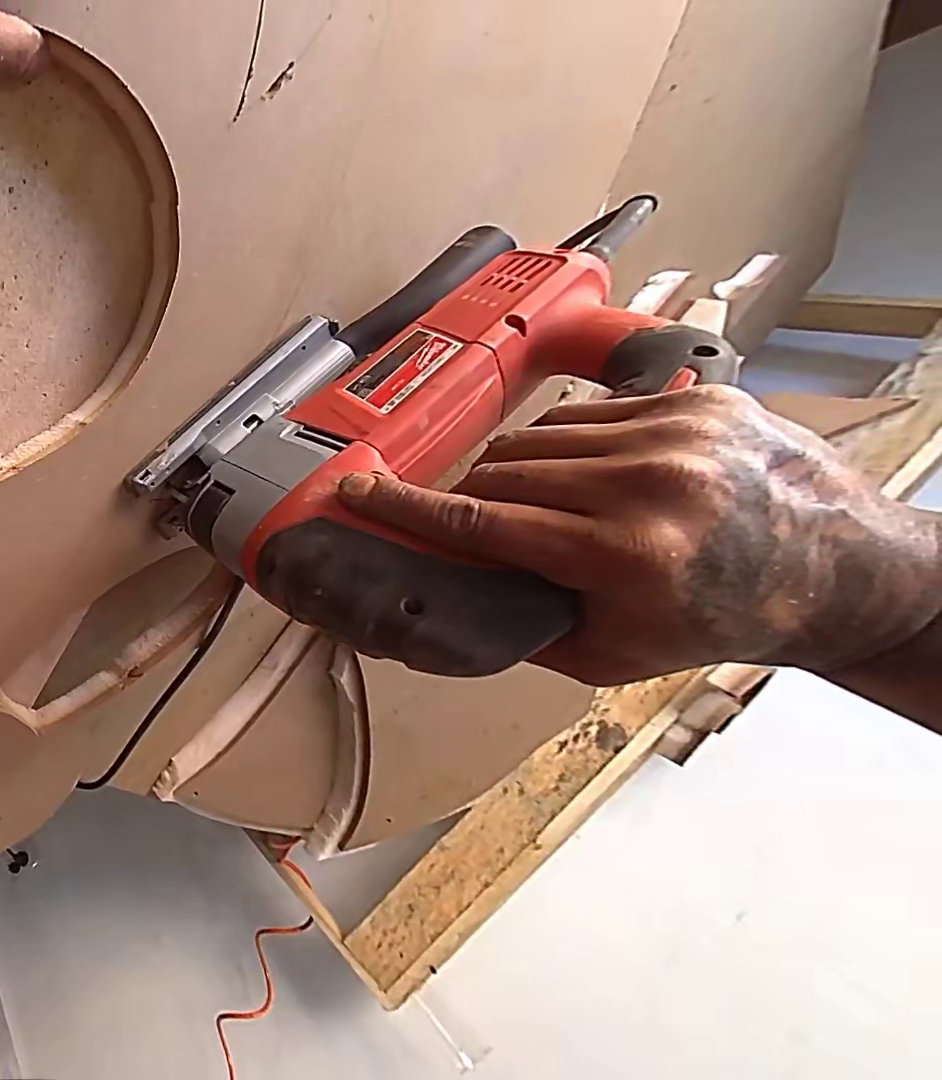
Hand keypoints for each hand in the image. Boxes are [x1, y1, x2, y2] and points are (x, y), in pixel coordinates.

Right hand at [335, 384, 941, 684]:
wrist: (854, 574)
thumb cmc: (726, 618)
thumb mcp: (605, 651)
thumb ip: (516, 625)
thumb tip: (444, 600)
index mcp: (619, 552)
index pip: (475, 519)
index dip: (403, 506)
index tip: (358, 490)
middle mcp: (646, 483)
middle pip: (494, 474)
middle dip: (471, 498)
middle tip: (482, 521)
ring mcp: (674, 434)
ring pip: (527, 440)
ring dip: (513, 471)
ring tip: (541, 499)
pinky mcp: (694, 403)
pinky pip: (578, 417)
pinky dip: (562, 446)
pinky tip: (588, 473)